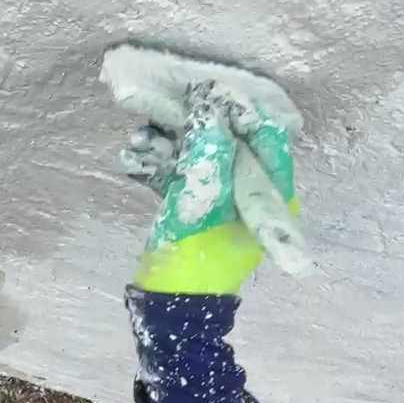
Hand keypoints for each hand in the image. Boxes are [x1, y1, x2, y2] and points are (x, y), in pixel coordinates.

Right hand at [126, 81, 303, 293]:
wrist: (167, 312)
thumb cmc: (191, 263)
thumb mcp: (198, 203)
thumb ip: (207, 153)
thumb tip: (210, 102)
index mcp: (271, 197)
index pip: (263, 137)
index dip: (236, 111)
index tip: (203, 91)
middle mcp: (251, 195)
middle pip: (225, 143)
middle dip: (191, 127)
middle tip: (162, 108)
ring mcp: (221, 203)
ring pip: (197, 157)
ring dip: (165, 146)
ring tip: (136, 140)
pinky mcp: (194, 209)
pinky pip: (179, 176)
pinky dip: (157, 166)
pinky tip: (132, 158)